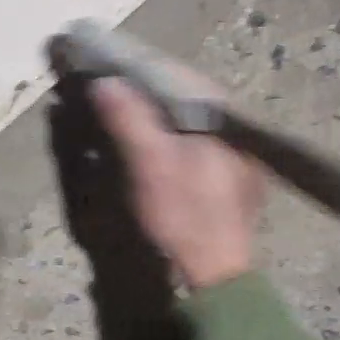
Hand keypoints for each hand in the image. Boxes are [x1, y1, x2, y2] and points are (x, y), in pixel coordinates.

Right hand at [90, 78, 265, 287]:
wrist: (216, 272)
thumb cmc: (184, 214)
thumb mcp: (150, 164)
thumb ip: (128, 119)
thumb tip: (104, 81)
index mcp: (223, 114)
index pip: (175, 74)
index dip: (136, 69)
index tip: (103, 67)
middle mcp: (235, 124)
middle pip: (180, 95)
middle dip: (141, 91)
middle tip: (104, 90)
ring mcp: (236, 150)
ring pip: (185, 119)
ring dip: (151, 114)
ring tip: (117, 112)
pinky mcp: (229, 174)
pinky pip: (191, 140)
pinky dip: (164, 136)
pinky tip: (144, 144)